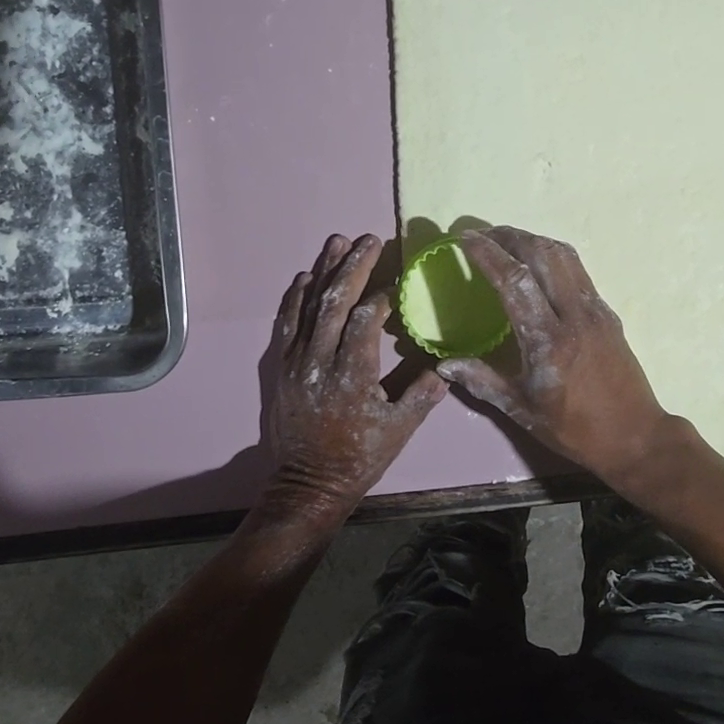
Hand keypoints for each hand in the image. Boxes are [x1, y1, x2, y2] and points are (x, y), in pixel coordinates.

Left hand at [258, 234, 448, 522]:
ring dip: (324, 270)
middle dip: (353, 267)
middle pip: (335, 302)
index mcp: (353, 376)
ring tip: (338, 241)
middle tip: (368, 239)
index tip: (393, 285)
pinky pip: (285, 323)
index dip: (379, 297)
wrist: (307, 484)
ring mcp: (295, 362)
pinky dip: (295, 297)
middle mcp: (320, 361)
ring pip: (308, 306)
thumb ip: (422, 395)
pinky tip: (306, 276)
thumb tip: (445, 366)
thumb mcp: (400, 431)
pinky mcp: (279, 367)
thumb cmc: (358, 458)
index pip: (363, 320)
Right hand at [438, 227, 677, 485]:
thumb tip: (444, 365)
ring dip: (533, 241)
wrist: (636, 436)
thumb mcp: (522, 411)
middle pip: (542, 254)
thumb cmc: (575, 429)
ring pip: (564, 256)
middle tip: (483, 234)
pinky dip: (552, 256)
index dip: (488, 253)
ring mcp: (595, 310)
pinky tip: (537, 265)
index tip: (465, 237)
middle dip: (510, 236)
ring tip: (507, 242)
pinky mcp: (608, 313)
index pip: (514, 281)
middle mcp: (574, 316)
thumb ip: (482, 382)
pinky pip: (578, 270)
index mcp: (548, 341)